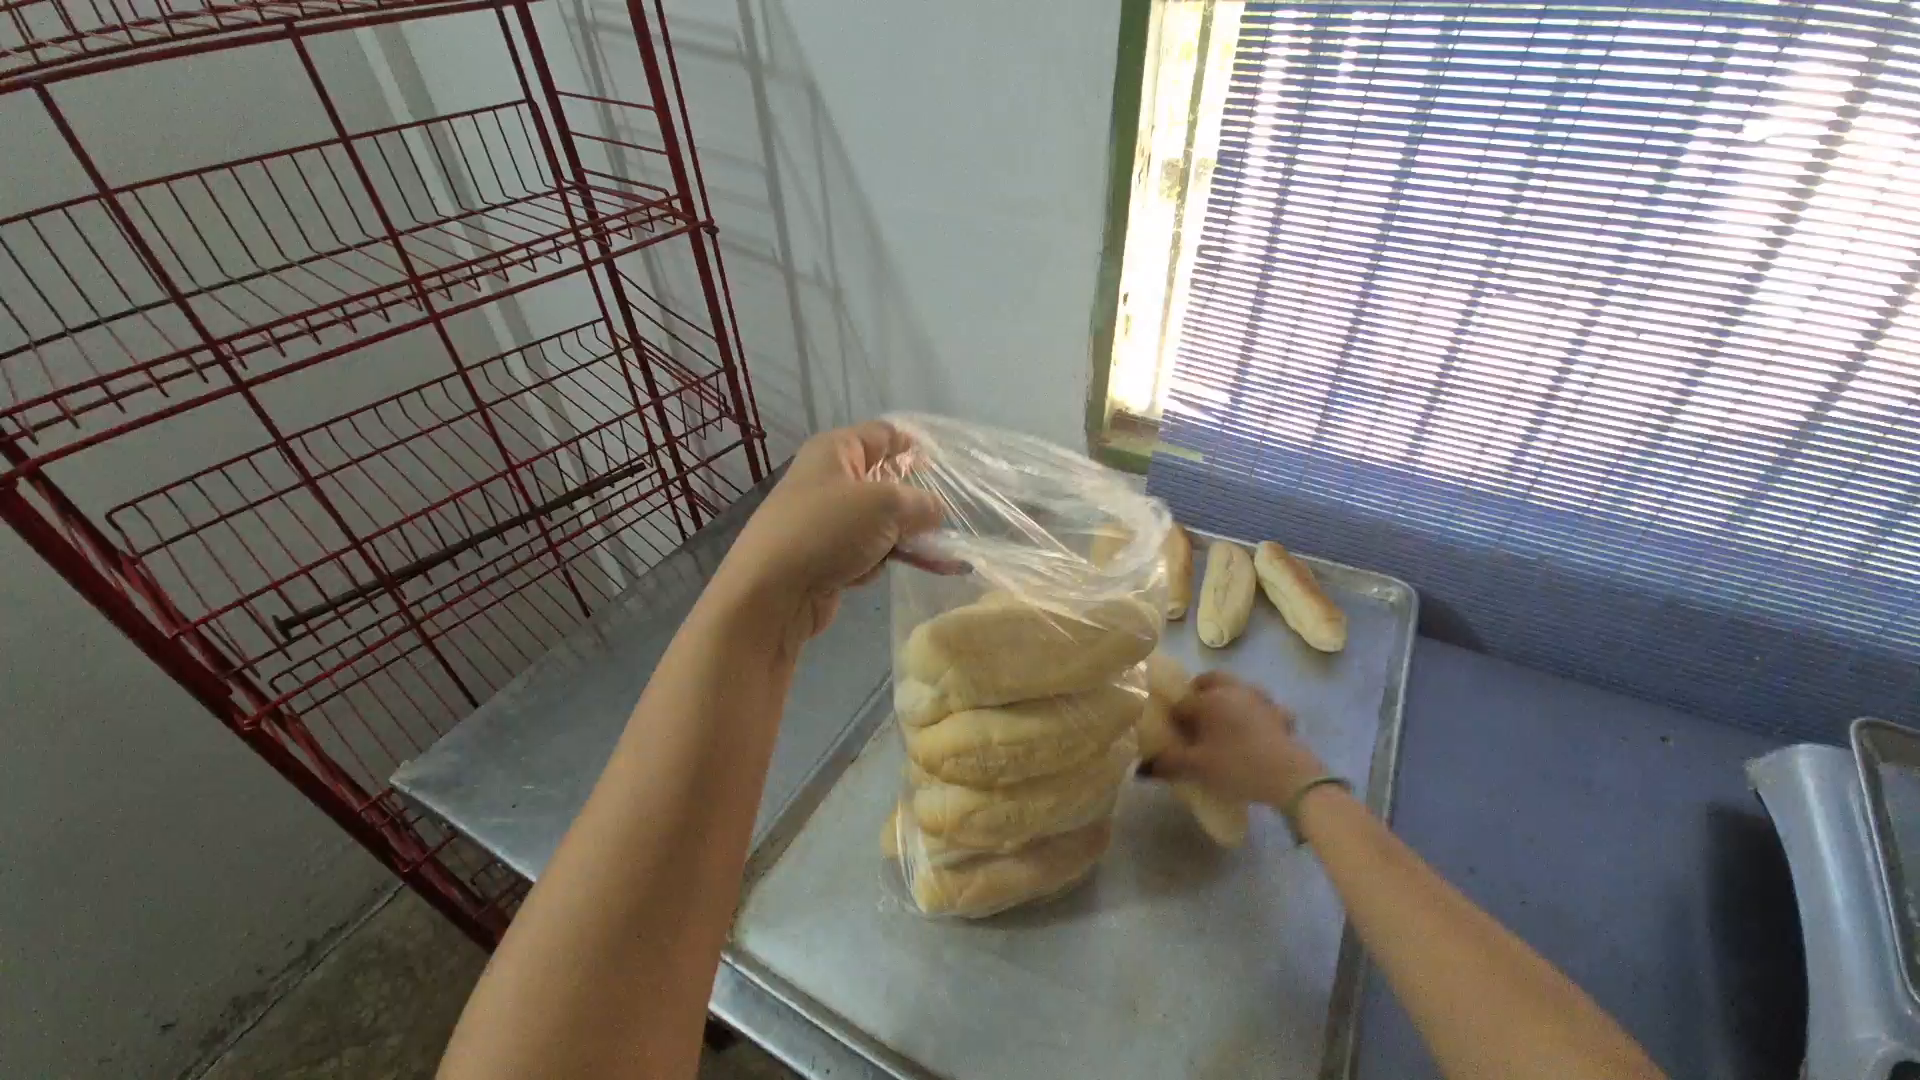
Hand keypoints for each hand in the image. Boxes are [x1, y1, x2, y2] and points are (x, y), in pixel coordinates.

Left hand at [719, 422, 942, 644]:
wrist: (772, 591)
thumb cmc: (828, 530)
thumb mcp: (886, 505)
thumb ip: (922, 503)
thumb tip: (935, 512)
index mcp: (835, 450)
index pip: (883, 434)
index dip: (914, 445)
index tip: (945, 467)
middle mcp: (828, 479)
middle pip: (884, 482)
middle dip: (913, 502)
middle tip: (940, 520)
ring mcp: (824, 520)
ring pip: (879, 522)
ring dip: (900, 538)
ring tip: (922, 555)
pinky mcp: (824, 556)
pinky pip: (865, 551)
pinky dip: (876, 561)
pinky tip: (872, 574)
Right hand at [1154, 671, 1327, 806]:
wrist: (1290, 777)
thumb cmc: (1237, 766)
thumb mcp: (1197, 768)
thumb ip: (1167, 764)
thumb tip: (1141, 767)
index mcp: (1208, 699)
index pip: (1181, 702)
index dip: (1173, 717)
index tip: (1172, 733)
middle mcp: (1233, 690)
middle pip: (1210, 681)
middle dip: (1199, 692)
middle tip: (1194, 716)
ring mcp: (1260, 699)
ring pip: (1238, 688)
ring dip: (1227, 698)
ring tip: (1223, 722)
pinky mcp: (1280, 714)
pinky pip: (1264, 706)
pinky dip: (1256, 713)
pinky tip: (1255, 729)